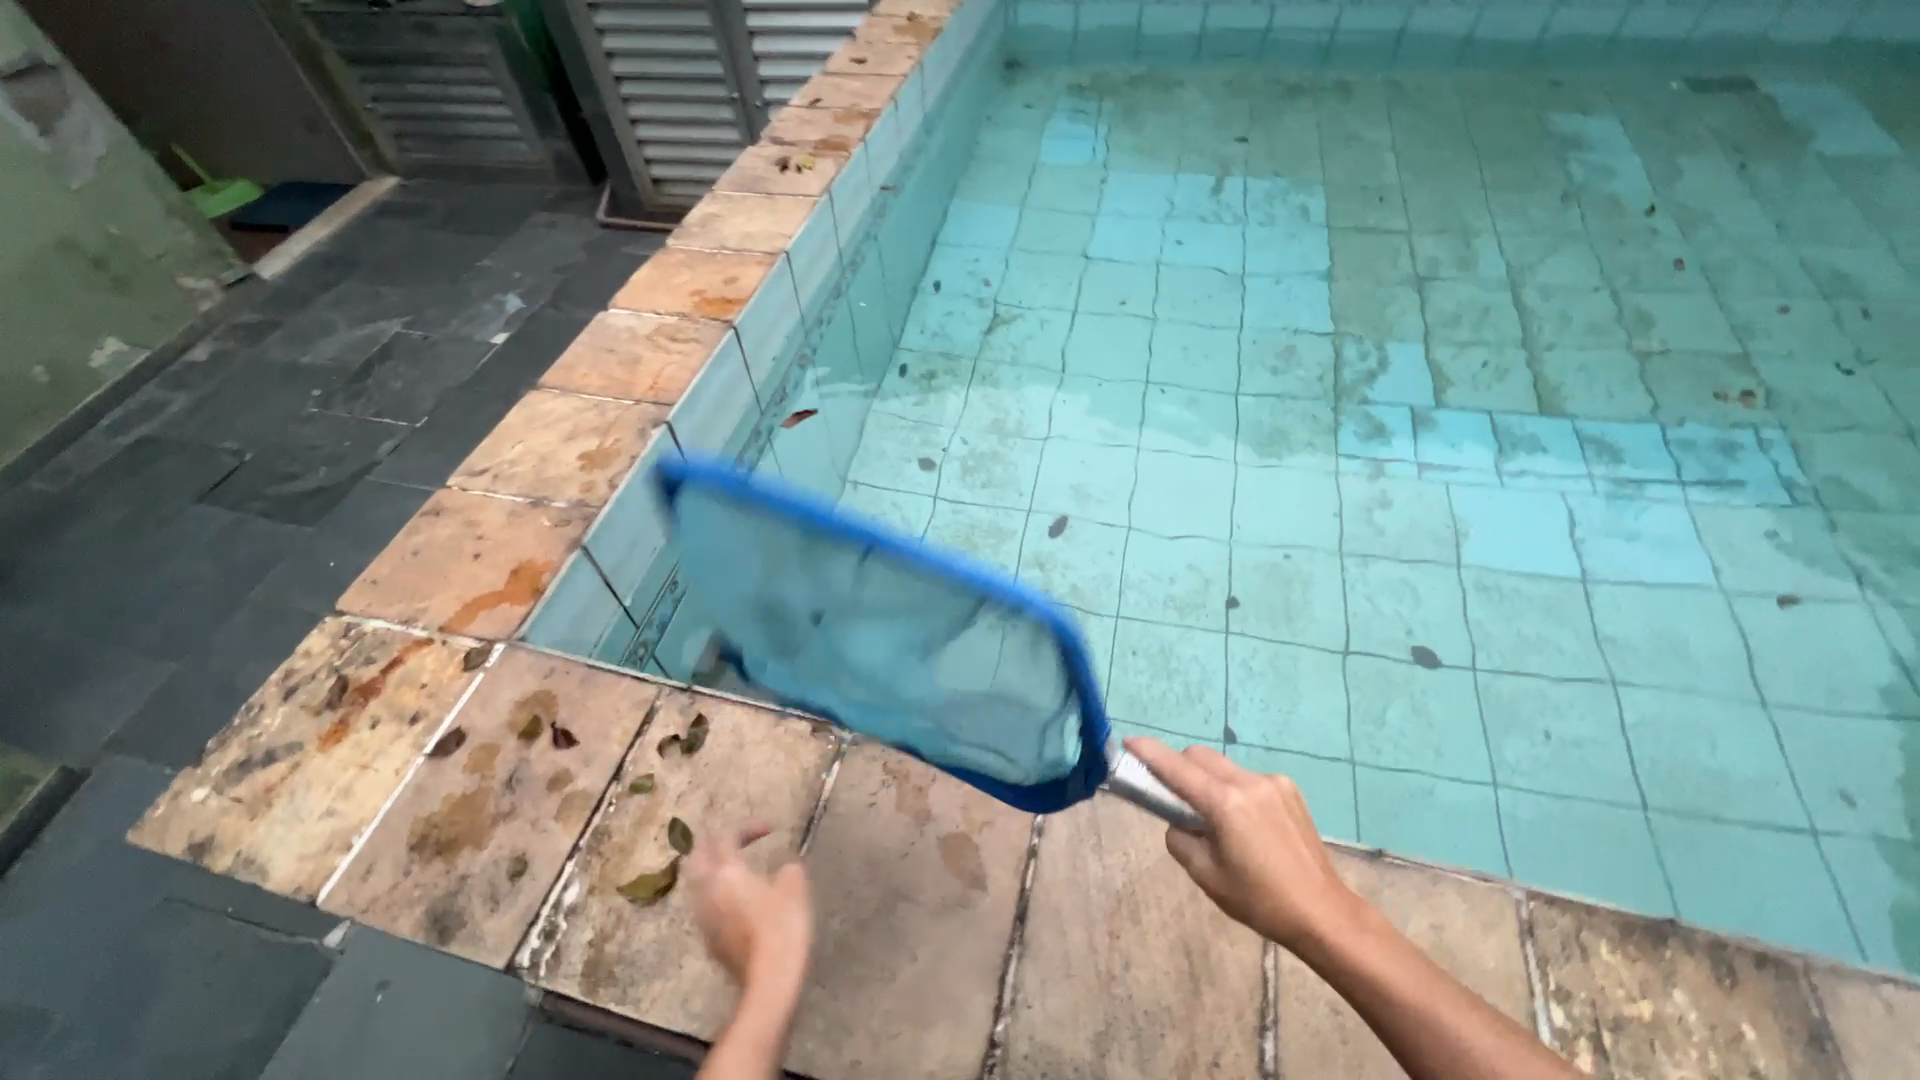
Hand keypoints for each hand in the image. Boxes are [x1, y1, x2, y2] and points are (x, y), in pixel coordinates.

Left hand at [683, 821, 813, 987]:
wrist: (769, 980)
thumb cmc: (782, 927)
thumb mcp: (794, 888)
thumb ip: (788, 870)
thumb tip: (784, 869)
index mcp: (726, 872)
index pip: (725, 837)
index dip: (747, 828)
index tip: (770, 830)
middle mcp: (707, 891)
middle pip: (697, 857)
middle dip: (715, 845)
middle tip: (738, 843)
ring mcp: (703, 918)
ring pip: (696, 883)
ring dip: (712, 870)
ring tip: (735, 869)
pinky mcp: (708, 940)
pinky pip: (704, 906)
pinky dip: (716, 893)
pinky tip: (736, 900)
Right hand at [1125, 738, 1363, 952]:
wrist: (1322, 912)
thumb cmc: (1259, 900)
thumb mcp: (1205, 875)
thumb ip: (1180, 838)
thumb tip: (1179, 821)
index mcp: (1225, 803)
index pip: (1176, 767)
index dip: (1148, 752)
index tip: (1128, 742)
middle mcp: (1248, 782)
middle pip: (1199, 756)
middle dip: (1178, 766)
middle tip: (1169, 794)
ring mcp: (1273, 783)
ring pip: (1224, 766)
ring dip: (1207, 780)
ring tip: (1212, 818)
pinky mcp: (1289, 790)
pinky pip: (1247, 779)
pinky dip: (1233, 790)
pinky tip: (1245, 824)